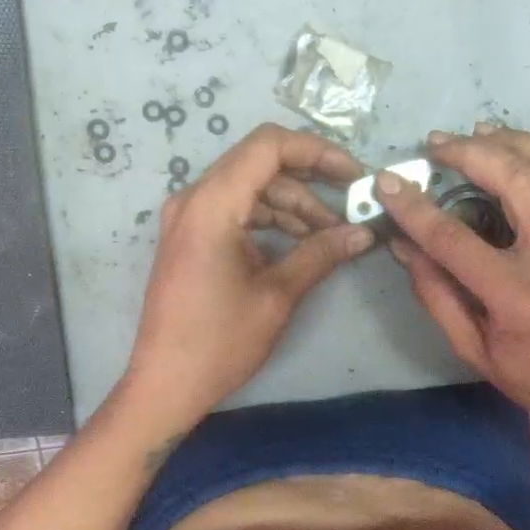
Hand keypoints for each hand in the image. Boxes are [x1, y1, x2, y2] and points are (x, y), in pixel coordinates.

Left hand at [121, 124, 372, 425]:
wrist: (165, 384)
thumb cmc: (219, 342)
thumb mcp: (277, 296)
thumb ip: (321, 254)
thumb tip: (364, 233)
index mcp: (211, 205)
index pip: (269, 146)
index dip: (318, 152)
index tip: (354, 175)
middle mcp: (194, 199)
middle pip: (260, 163)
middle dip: (310, 179)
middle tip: (351, 205)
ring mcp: (188, 218)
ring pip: (250, 187)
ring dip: (293, 203)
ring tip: (332, 233)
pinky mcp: (190, 237)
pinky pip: (235, 210)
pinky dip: (270, 219)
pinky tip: (302, 242)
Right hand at [378, 124, 529, 442]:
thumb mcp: (471, 347)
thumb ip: (434, 293)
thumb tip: (402, 242)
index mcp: (517, 295)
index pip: (453, 238)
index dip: (413, 206)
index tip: (389, 181)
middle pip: (519, 181)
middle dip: (472, 152)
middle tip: (441, 144)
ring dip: (526, 141)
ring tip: (490, 134)